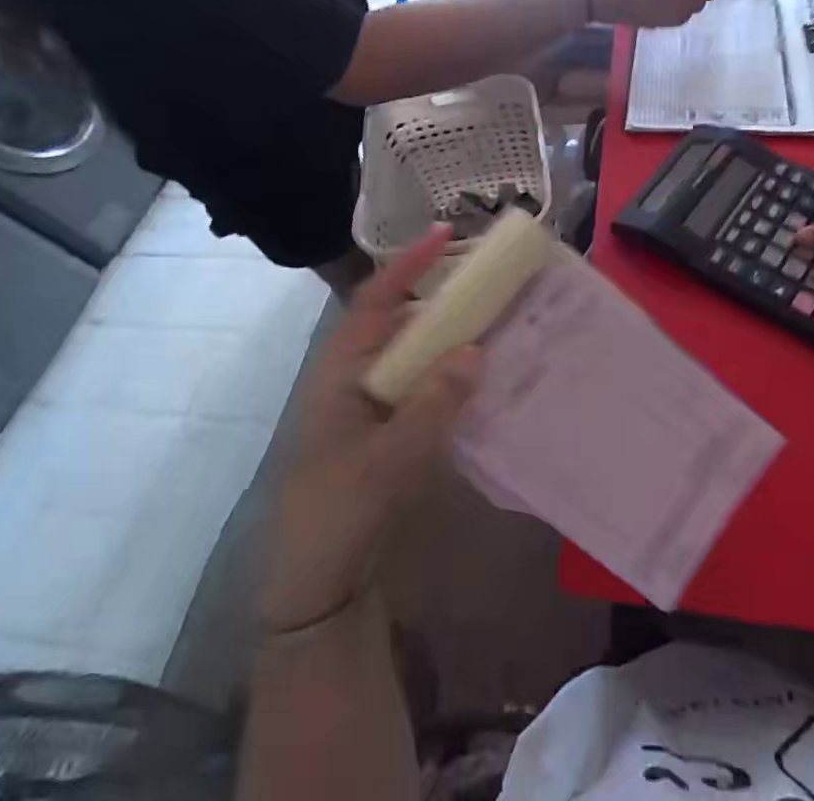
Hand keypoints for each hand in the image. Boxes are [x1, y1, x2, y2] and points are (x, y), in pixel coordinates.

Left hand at [258, 225, 482, 633]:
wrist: (318, 578)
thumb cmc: (339, 510)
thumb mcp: (388, 458)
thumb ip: (433, 404)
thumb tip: (477, 350)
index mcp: (341, 373)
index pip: (374, 302)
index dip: (407, 265)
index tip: (447, 234)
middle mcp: (356, 379)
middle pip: (399, 322)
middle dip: (439, 296)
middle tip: (488, 280)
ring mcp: (373, 406)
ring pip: (415, 355)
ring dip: (450, 335)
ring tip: (496, 318)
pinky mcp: (390, 431)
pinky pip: (425, 387)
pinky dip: (452, 374)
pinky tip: (484, 378)